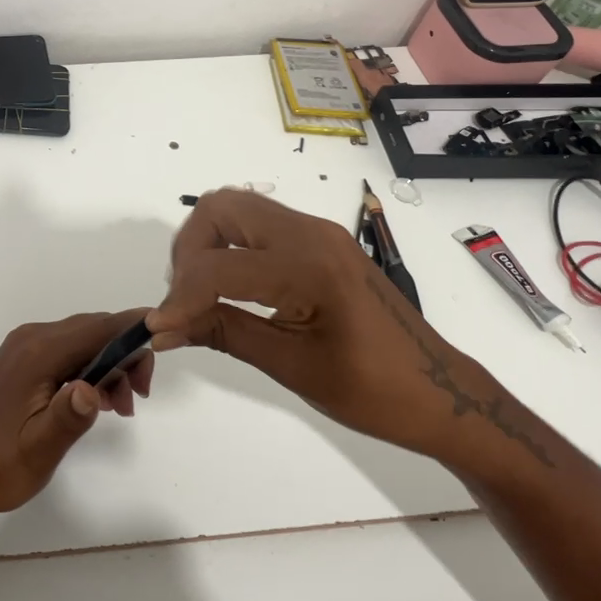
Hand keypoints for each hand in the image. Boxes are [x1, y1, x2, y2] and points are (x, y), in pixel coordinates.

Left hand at [0, 309, 154, 535]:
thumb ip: (68, 416)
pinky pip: (61, 354)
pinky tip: (88, 403)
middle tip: (136, 400)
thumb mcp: (38, 448)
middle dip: (123, 357)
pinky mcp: (14, 366)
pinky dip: (84, 370)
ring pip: (78, 342)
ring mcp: (20, 351)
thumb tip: (95, 387)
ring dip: (105, 367)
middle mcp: (30, 339)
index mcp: (38, 351)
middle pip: (91, 330)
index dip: (135, 330)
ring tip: (117, 410)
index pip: (99, 327)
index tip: (167, 343)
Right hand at [147, 190, 532, 465]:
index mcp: (308, 267)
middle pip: (220, 208)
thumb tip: (163, 327)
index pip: (218, 267)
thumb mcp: (292, 366)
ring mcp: (317, 232)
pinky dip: (230, 244)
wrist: (442, 393)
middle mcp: (310, 234)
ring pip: (237, 208)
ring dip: (207, 242)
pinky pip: (259, 223)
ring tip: (202, 293)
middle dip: (188, 250)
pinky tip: (231, 287)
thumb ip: (223, 333)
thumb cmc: (374, 391)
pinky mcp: (320, 241)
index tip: (158, 327)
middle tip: (184, 298)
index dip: (178, 297)